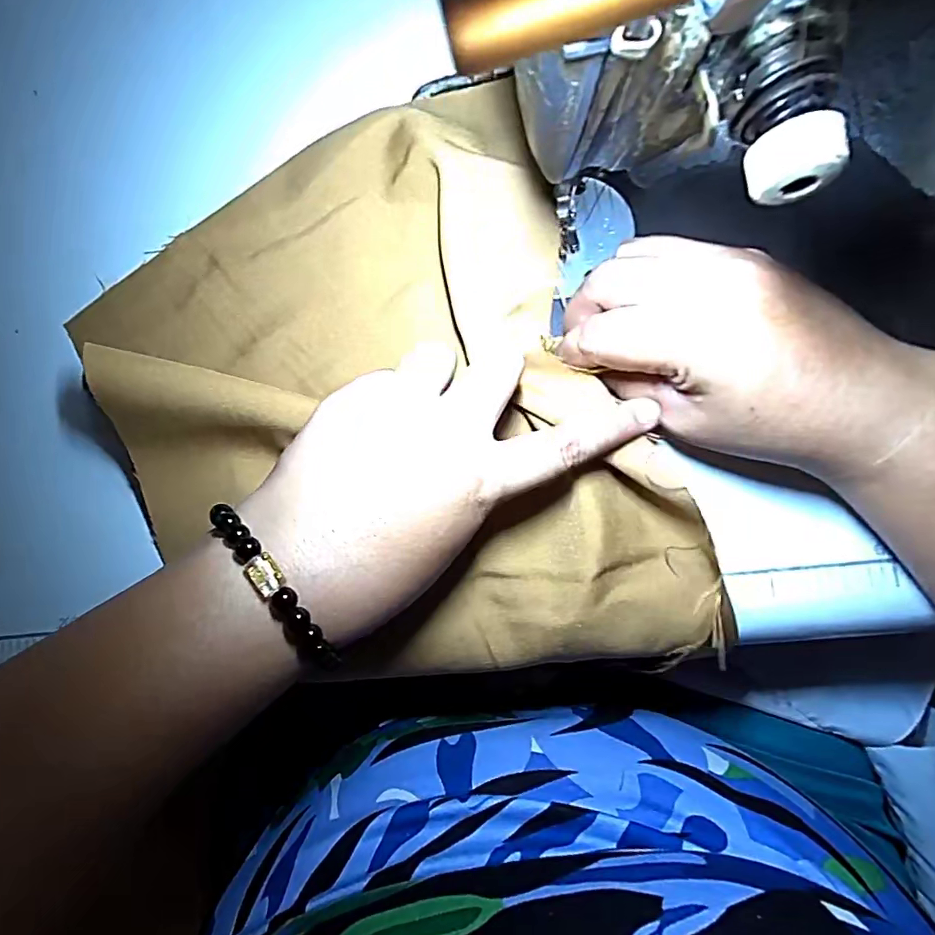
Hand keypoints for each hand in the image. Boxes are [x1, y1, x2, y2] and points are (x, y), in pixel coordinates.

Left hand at [235, 342, 660, 643]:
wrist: (291, 570)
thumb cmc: (376, 579)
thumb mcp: (444, 538)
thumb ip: (466, 485)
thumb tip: (462, 450)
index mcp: (479, 483)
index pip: (558, 451)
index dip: (607, 429)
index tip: (642, 408)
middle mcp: (450, 432)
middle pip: (496, 364)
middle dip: (496, 368)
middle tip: (478, 384)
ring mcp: (400, 405)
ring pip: (434, 355)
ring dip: (429, 376)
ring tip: (402, 409)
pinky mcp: (355, 394)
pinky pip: (383, 379)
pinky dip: (380, 398)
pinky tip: (353, 432)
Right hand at [554, 236, 934, 481]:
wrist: (859, 397)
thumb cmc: (776, 426)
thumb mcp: (689, 425)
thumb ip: (633, 388)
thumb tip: (600, 365)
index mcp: (693, 334)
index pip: (602, 329)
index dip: (574, 350)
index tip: (568, 364)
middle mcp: (707, 281)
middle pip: (608, 278)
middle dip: (582, 311)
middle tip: (583, 343)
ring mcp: (728, 258)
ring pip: (634, 251)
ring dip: (610, 284)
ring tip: (611, 317)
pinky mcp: (744, 252)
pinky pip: (672, 246)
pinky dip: (645, 270)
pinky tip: (649, 299)